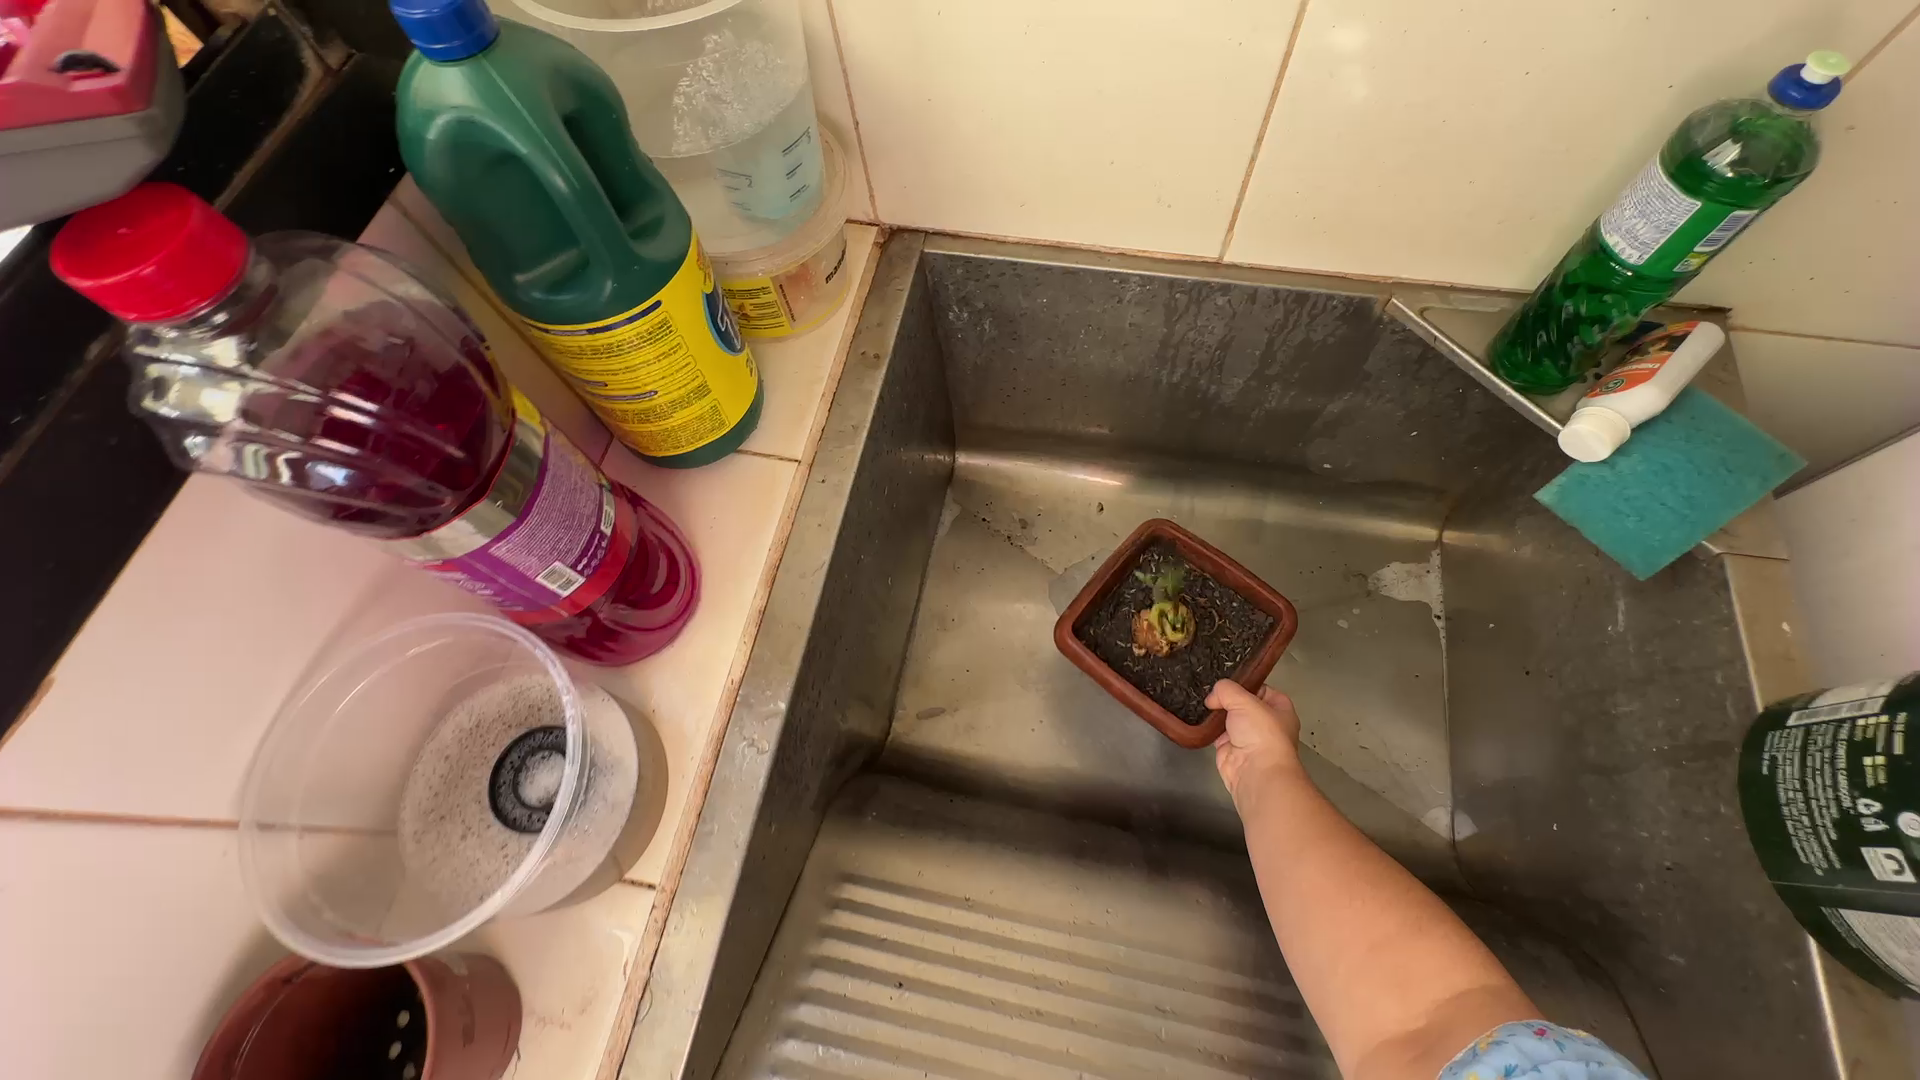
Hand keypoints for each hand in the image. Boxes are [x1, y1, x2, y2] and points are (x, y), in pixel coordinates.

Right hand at [1209, 680, 1301, 813]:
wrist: (1255, 772)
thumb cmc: (1261, 733)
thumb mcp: (1245, 701)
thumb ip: (1226, 690)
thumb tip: (1212, 698)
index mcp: (1279, 708)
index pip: (1260, 687)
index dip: (1243, 682)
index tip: (1225, 678)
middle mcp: (1265, 722)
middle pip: (1240, 702)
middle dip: (1225, 697)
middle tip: (1209, 689)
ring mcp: (1246, 736)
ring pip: (1226, 716)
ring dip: (1214, 711)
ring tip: (1200, 699)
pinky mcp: (1228, 747)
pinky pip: (1215, 731)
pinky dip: (1206, 725)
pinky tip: (1197, 715)